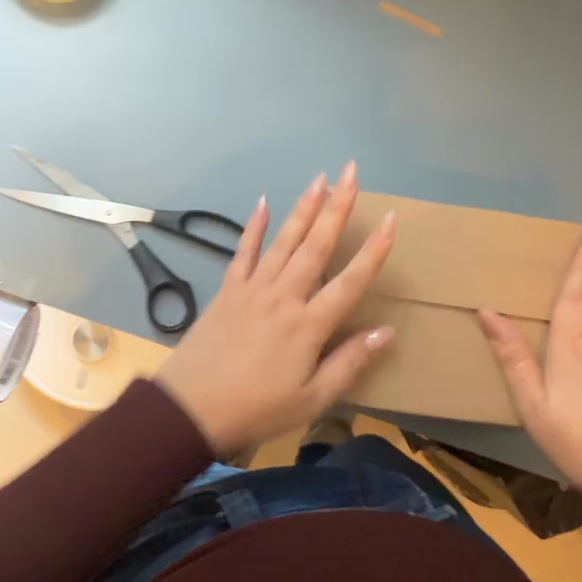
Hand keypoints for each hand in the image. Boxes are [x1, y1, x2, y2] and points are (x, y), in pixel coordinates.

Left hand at [157, 163, 396, 455]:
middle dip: (337, 206)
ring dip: (303, 207)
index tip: (390, 218)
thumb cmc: (256, 410)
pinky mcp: (228, 290)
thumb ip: (349, 363)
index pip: (350, 280)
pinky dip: (254, 227)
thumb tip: (386, 331)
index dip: (373, 249)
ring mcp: (253, 289)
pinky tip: (263, 202)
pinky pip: (244, 252)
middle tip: (351, 172)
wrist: (190, 408)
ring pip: (284, 240)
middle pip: (316, 245)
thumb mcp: (311, 399)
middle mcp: (283, 297)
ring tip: (319, 178)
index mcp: (308, 325)